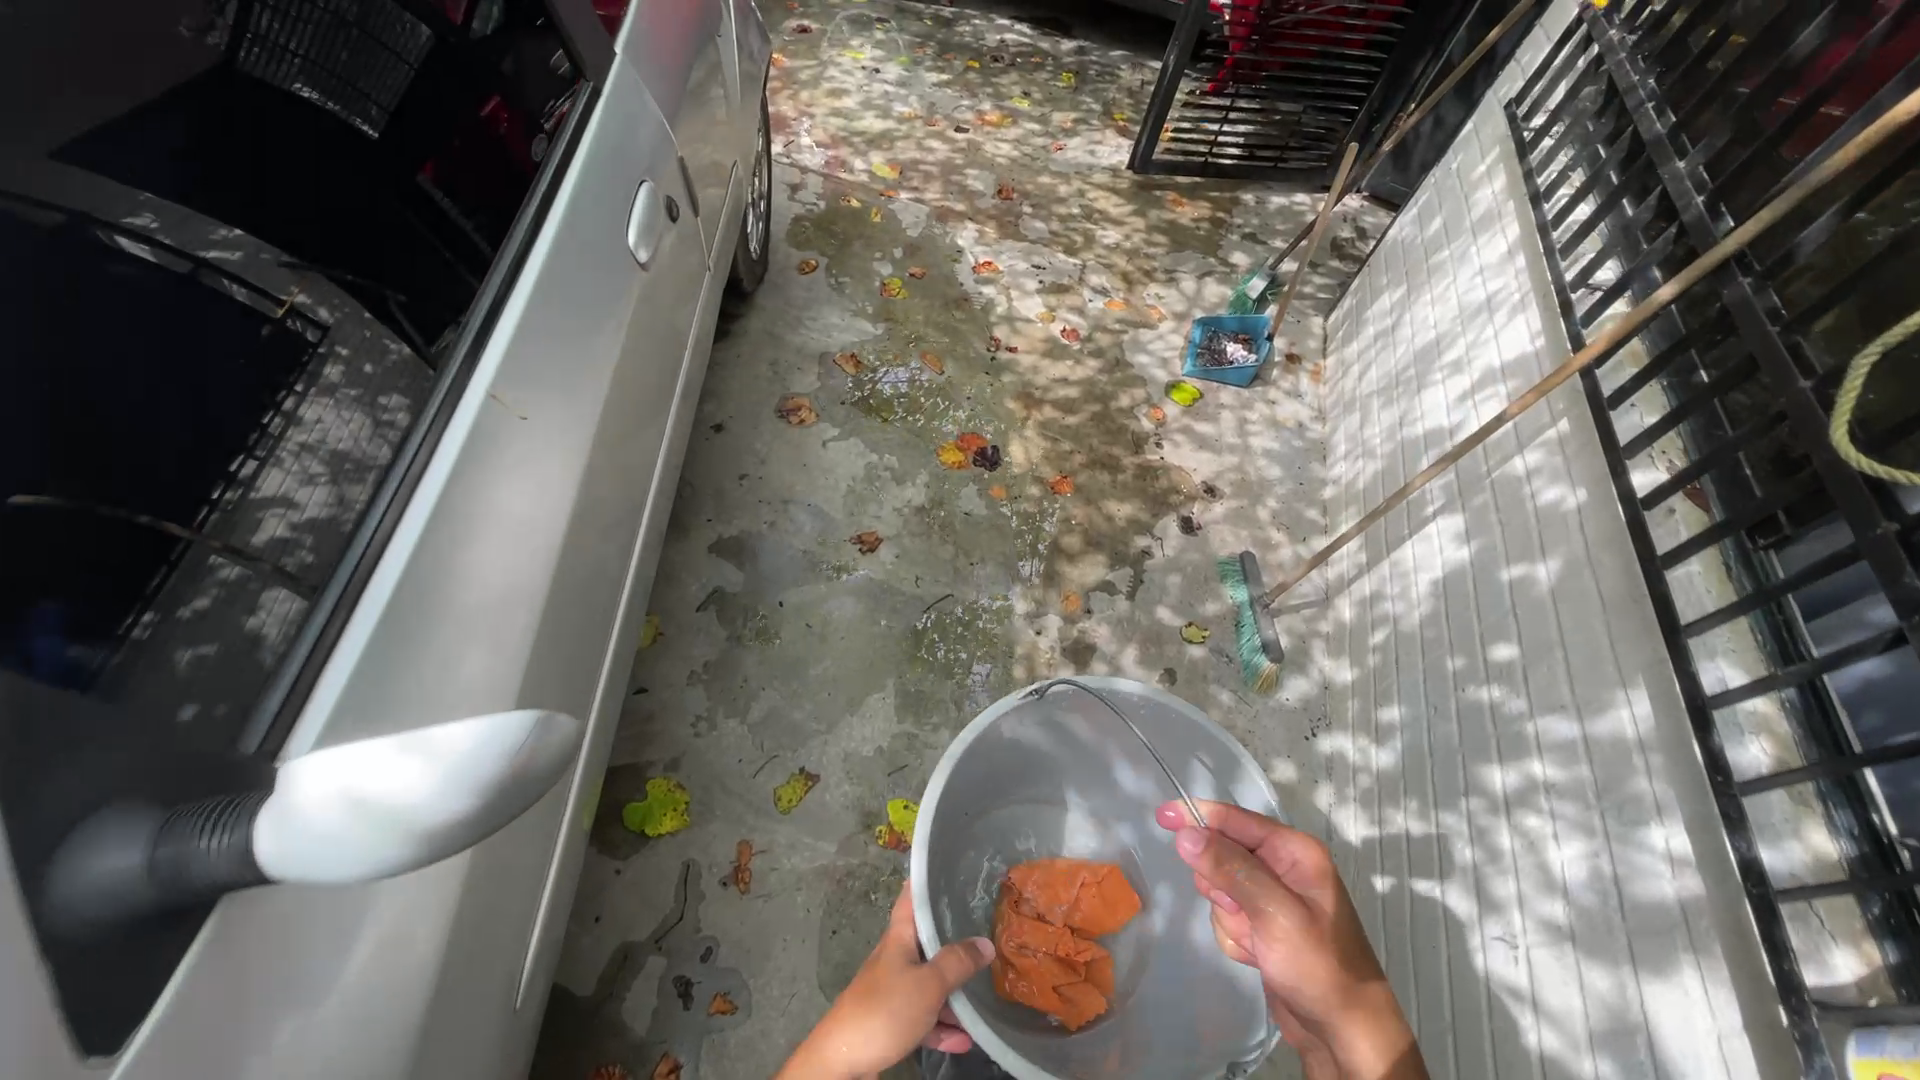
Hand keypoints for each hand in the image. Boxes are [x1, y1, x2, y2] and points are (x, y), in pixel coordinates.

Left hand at [776, 882, 994, 1079]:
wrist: (842, 1062)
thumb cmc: (884, 1010)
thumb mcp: (927, 984)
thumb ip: (957, 963)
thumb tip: (985, 942)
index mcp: (898, 938)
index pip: (911, 898)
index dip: (927, 881)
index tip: (950, 869)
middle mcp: (895, 959)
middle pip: (927, 943)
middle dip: (955, 941)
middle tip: (987, 935)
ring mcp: (893, 991)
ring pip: (929, 984)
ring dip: (953, 994)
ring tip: (983, 998)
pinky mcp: (892, 1022)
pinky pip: (924, 1019)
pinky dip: (942, 1027)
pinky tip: (965, 1038)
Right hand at [1156, 800, 1426, 1079]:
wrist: (1345, 1031)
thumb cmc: (1319, 966)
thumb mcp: (1274, 913)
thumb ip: (1230, 869)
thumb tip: (1186, 833)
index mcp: (1293, 850)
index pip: (1232, 820)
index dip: (1195, 815)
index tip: (1160, 818)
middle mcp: (1282, 866)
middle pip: (1220, 854)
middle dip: (1221, 887)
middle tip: (1242, 913)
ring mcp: (1271, 895)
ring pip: (1218, 888)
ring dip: (1229, 918)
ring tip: (1258, 942)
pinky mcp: (1262, 922)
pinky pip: (1226, 916)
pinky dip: (1235, 936)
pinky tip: (1258, 954)